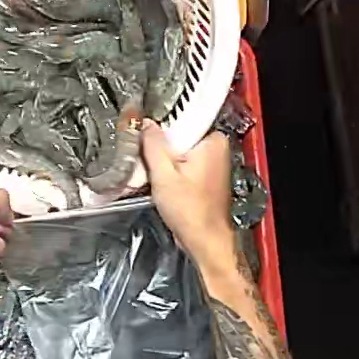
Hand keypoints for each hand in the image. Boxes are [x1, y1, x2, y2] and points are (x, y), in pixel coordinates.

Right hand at [141, 120, 239, 287]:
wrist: (205, 241)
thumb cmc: (190, 210)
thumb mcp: (163, 174)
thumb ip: (153, 144)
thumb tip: (144, 122)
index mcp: (212, 141)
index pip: (181, 117)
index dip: (160, 124)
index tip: (143, 131)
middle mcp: (215, 148)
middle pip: (178, 133)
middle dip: (159, 143)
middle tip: (145, 156)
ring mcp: (210, 161)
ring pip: (177, 148)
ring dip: (162, 156)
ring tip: (152, 169)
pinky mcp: (202, 174)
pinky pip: (180, 160)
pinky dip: (168, 167)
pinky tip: (159, 178)